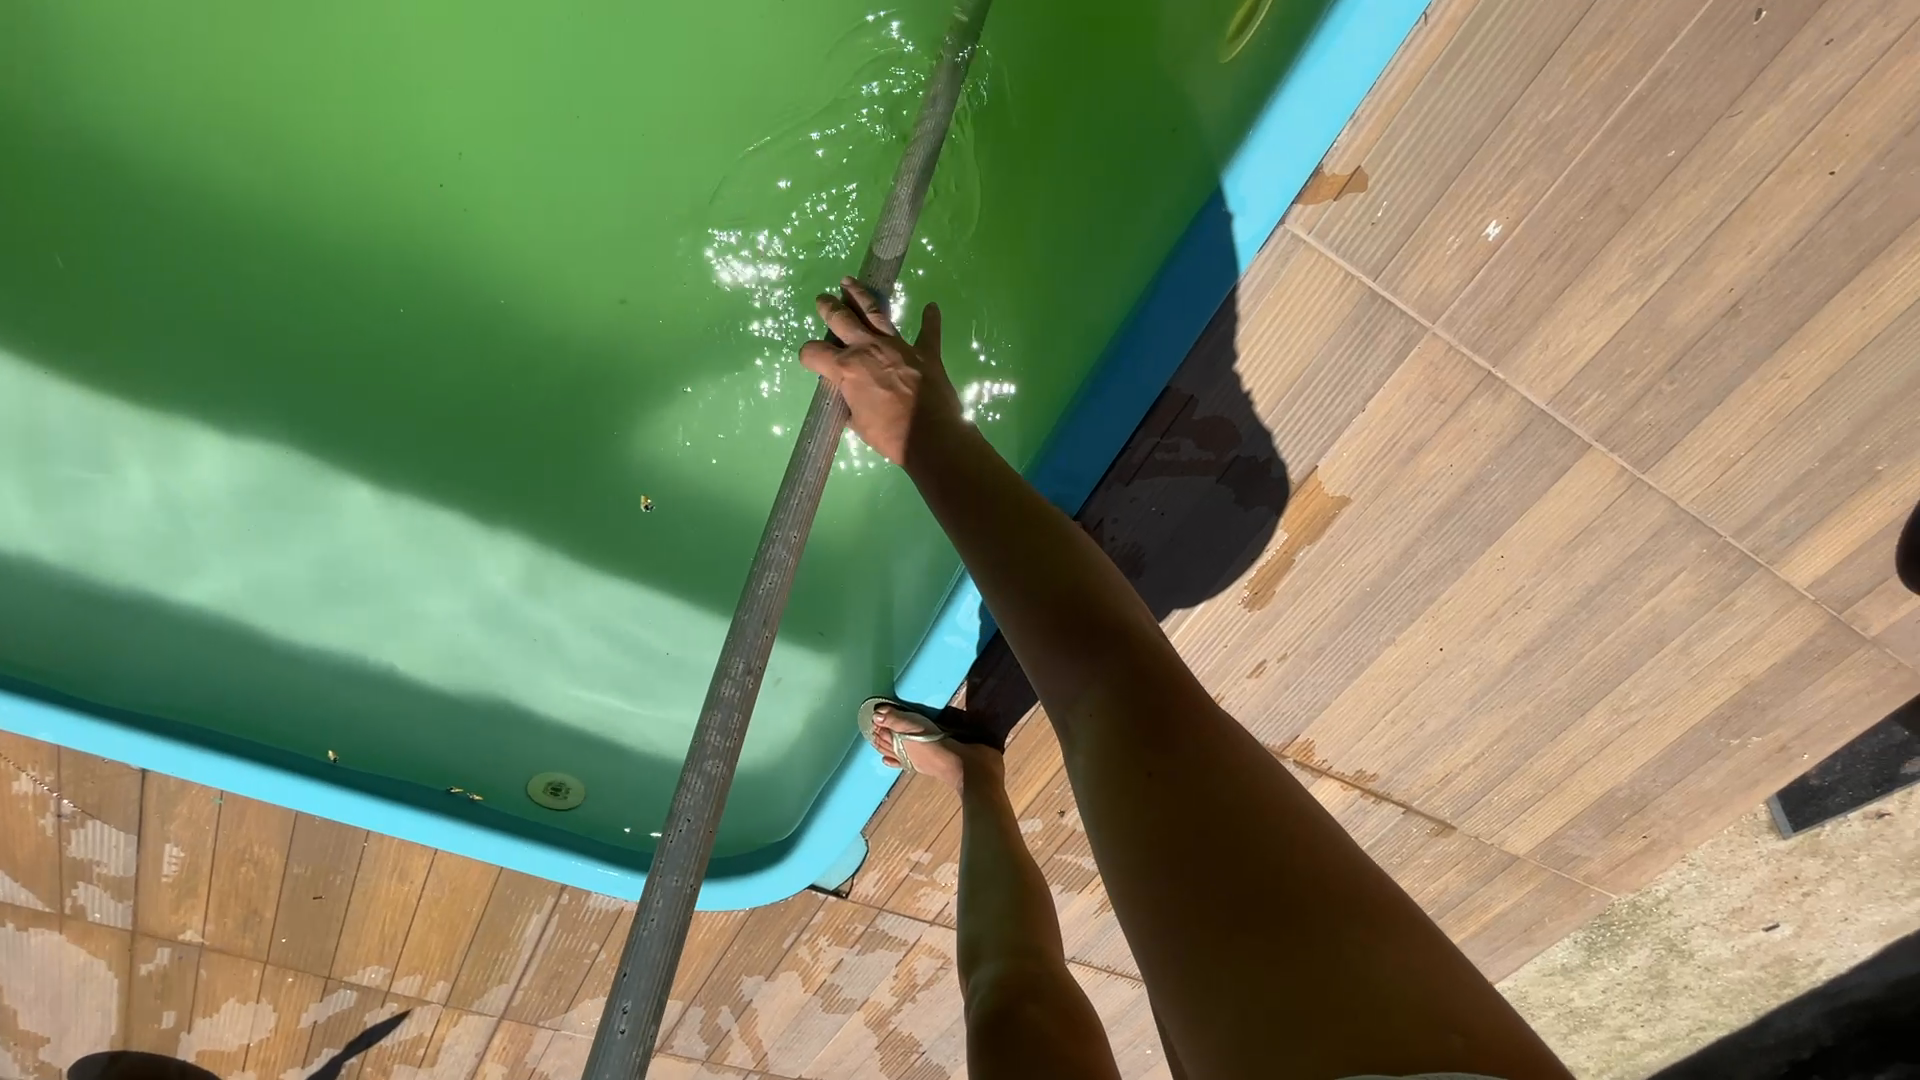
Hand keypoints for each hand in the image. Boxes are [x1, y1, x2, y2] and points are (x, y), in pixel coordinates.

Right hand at [800, 277, 961, 465]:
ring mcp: (898, 346)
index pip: (815, 353)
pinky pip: (928, 331)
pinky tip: (931, 307)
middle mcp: (868, 348)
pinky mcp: (926, 352)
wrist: (930, 436)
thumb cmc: (889, 435)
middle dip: (828, 308)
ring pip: (875, 312)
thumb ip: (850, 403)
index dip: (808, 356)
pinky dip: (930, 319)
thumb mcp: (858, 423)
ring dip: (860, 295)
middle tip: (823, 299)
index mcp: (846, 368)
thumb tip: (849, 397)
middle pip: (841, 319)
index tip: (810, 360)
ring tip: (849, 282)